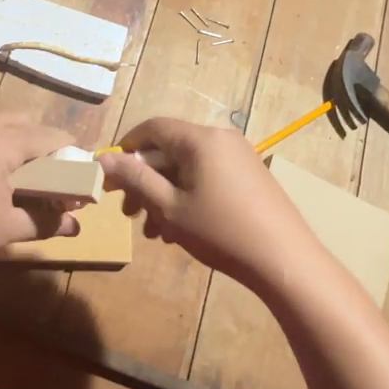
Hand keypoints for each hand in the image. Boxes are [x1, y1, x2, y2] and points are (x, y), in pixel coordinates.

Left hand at [0, 111, 79, 269]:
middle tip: (37, 165)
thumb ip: (44, 222)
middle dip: (34, 137)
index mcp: (0, 143)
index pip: (47, 136)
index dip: (66, 147)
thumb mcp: (4, 229)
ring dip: (1, 131)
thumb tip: (76, 226)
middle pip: (19, 117)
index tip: (75, 160)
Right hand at [96, 117, 317, 289]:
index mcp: (200, 139)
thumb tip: (104, 158)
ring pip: (187, 168)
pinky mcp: (249, 175)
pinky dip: (187, 196)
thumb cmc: (221, 231)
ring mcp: (238, 156)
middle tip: (128, 213)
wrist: (284, 260)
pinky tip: (178, 230)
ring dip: (164, 195)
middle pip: (170, 150)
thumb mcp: (170, 208)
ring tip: (153, 232)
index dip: (126, 148)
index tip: (109, 177)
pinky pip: (207, 176)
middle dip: (144, 181)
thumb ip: (136, 179)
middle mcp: (220, 139)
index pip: (153, 128)